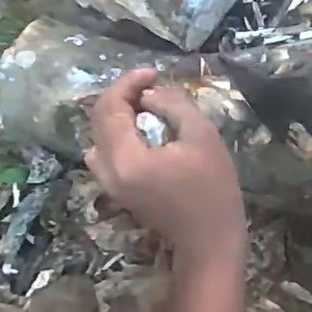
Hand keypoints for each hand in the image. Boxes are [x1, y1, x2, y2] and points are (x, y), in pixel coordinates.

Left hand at [87, 69, 247, 269]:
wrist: (208, 239)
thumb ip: (173, 106)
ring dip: (119, 113)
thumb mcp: (202, 136)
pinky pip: (104, 150)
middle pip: (100, 118)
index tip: (153, 72)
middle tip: (152, 85)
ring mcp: (107, 182)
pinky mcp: (115, 188)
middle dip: (123, 95)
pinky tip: (142, 128)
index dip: (129, 83)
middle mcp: (107, 170)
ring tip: (147, 104)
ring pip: (99, 134)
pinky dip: (118, 131)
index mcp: (125, 158)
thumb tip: (148, 96)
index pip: (111, 107)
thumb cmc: (212, 187)